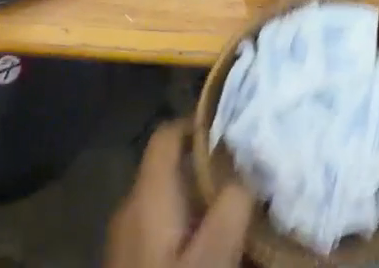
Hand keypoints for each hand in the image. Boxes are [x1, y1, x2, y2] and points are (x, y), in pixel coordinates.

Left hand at [104, 122, 253, 267]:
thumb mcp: (214, 256)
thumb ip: (233, 205)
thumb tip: (247, 171)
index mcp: (148, 196)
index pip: (168, 134)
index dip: (201, 124)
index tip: (239, 131)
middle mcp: (131, 206)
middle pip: (172, 166)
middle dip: (211, 166)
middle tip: (251, 173)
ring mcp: (127, 236)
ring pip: (170, 197)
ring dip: (203, 198)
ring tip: (241, 208)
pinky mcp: (132, 259)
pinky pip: (163, 224)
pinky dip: (190, 222)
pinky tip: (215, 242)